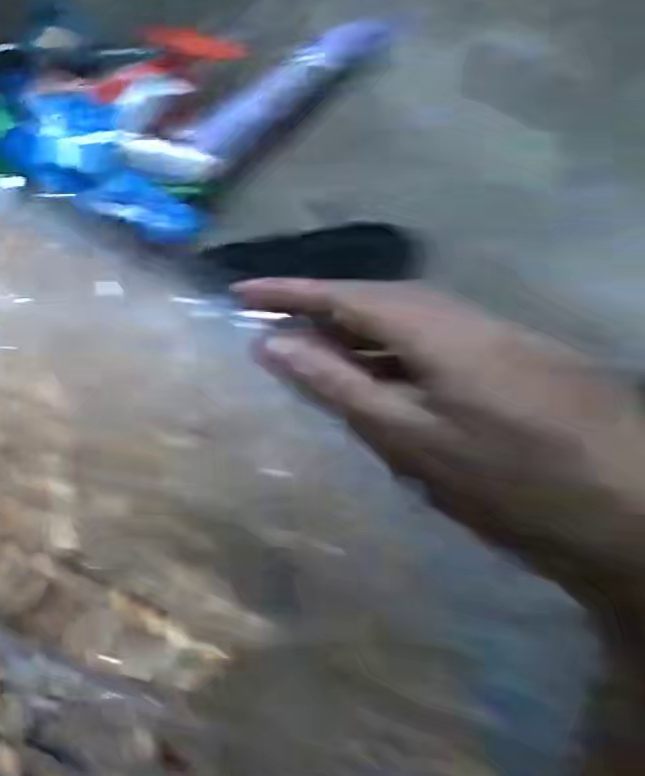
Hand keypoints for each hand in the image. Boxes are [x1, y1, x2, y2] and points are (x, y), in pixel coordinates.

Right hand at [235, 278, 644, 633]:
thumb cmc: (509, 484)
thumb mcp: (403, 436)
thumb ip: (333, 382)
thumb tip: (271, 342)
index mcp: (449, 338)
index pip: (352, 297)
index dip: (291, 291)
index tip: (238, 293)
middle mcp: (486, 327)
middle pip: (389, 296)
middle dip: (322, 299)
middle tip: (267, 312)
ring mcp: (520, 346)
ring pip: (420, 313)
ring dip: (358, 318)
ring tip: (312, 339)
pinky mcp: (537, 368)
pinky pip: (445, 334)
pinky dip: (394, 338)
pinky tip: (377, 367)